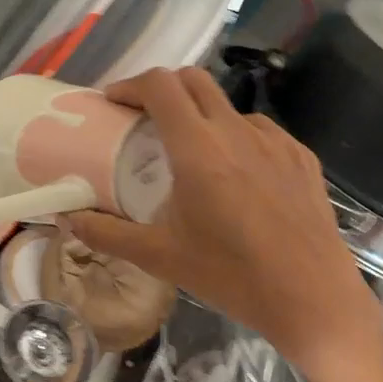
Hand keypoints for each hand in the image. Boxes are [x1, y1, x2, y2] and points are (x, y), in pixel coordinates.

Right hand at [67, 67, 382, 376]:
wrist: (314, 300)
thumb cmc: (232, 276)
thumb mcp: (160, 258)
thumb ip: (108, 234)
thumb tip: (69, 220)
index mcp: (198, 149)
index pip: (160, 87)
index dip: (131, 86)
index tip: (113, 103)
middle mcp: (237, 133)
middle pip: (194, 81)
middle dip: (163, 89)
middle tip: (142, 118)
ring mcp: (276, 142)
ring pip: (228, 106)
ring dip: (200, 114)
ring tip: (189, 151)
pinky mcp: (302, 158)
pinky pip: (260, 131)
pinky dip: (235, 136)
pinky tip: (234, 173)